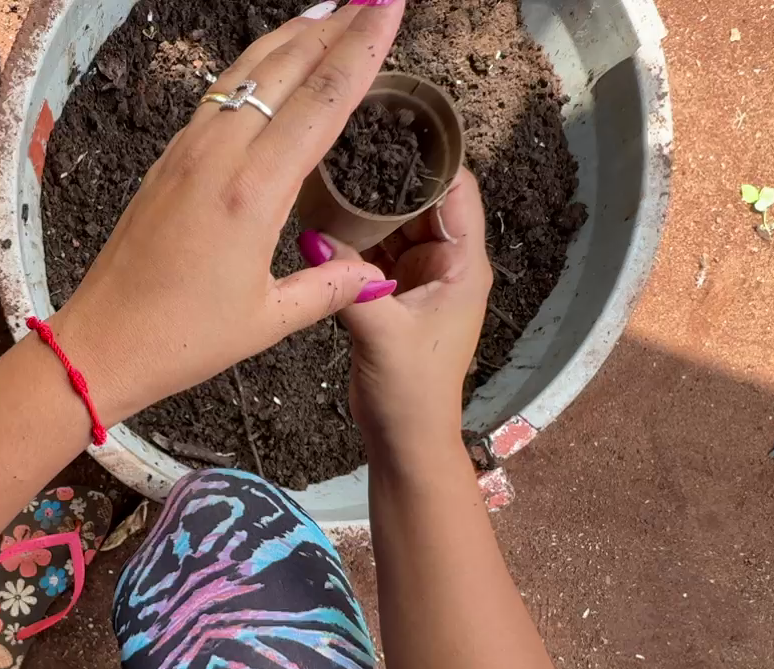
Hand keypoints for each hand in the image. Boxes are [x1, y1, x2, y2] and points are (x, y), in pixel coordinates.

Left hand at [47, 0, 405, 420]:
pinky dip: (249, 72)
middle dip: (334, 26)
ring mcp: (184, 155)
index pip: (322, 99)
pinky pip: (215, 99)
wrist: (100, 345)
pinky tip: (264, 72)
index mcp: (252, 192)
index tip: (392, 4)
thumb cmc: (178, 339)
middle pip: (284, 68)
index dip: (363, 47)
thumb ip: (326, 290)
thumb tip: (372, 275)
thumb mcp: (265, 322)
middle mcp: (217, 157)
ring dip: (290, 39)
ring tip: (326, 14)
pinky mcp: (163, 165)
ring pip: (244, 74)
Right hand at [316, 169, 491, 450]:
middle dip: (387, 181)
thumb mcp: (381, 332)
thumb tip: (309, 237)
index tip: (392, 125)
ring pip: (392, 231)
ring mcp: (416, 281)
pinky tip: (325, 226)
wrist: (404, 437)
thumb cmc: (410, 389)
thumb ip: (347, 284)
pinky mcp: (392, 299)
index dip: (430, 157)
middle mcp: (444, 264)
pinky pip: (373, 258)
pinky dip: (353, 245)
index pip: (455, 192)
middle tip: (346, 147)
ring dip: (366, 213)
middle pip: (419, 205)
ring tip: (330, 179)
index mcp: (463, 264)